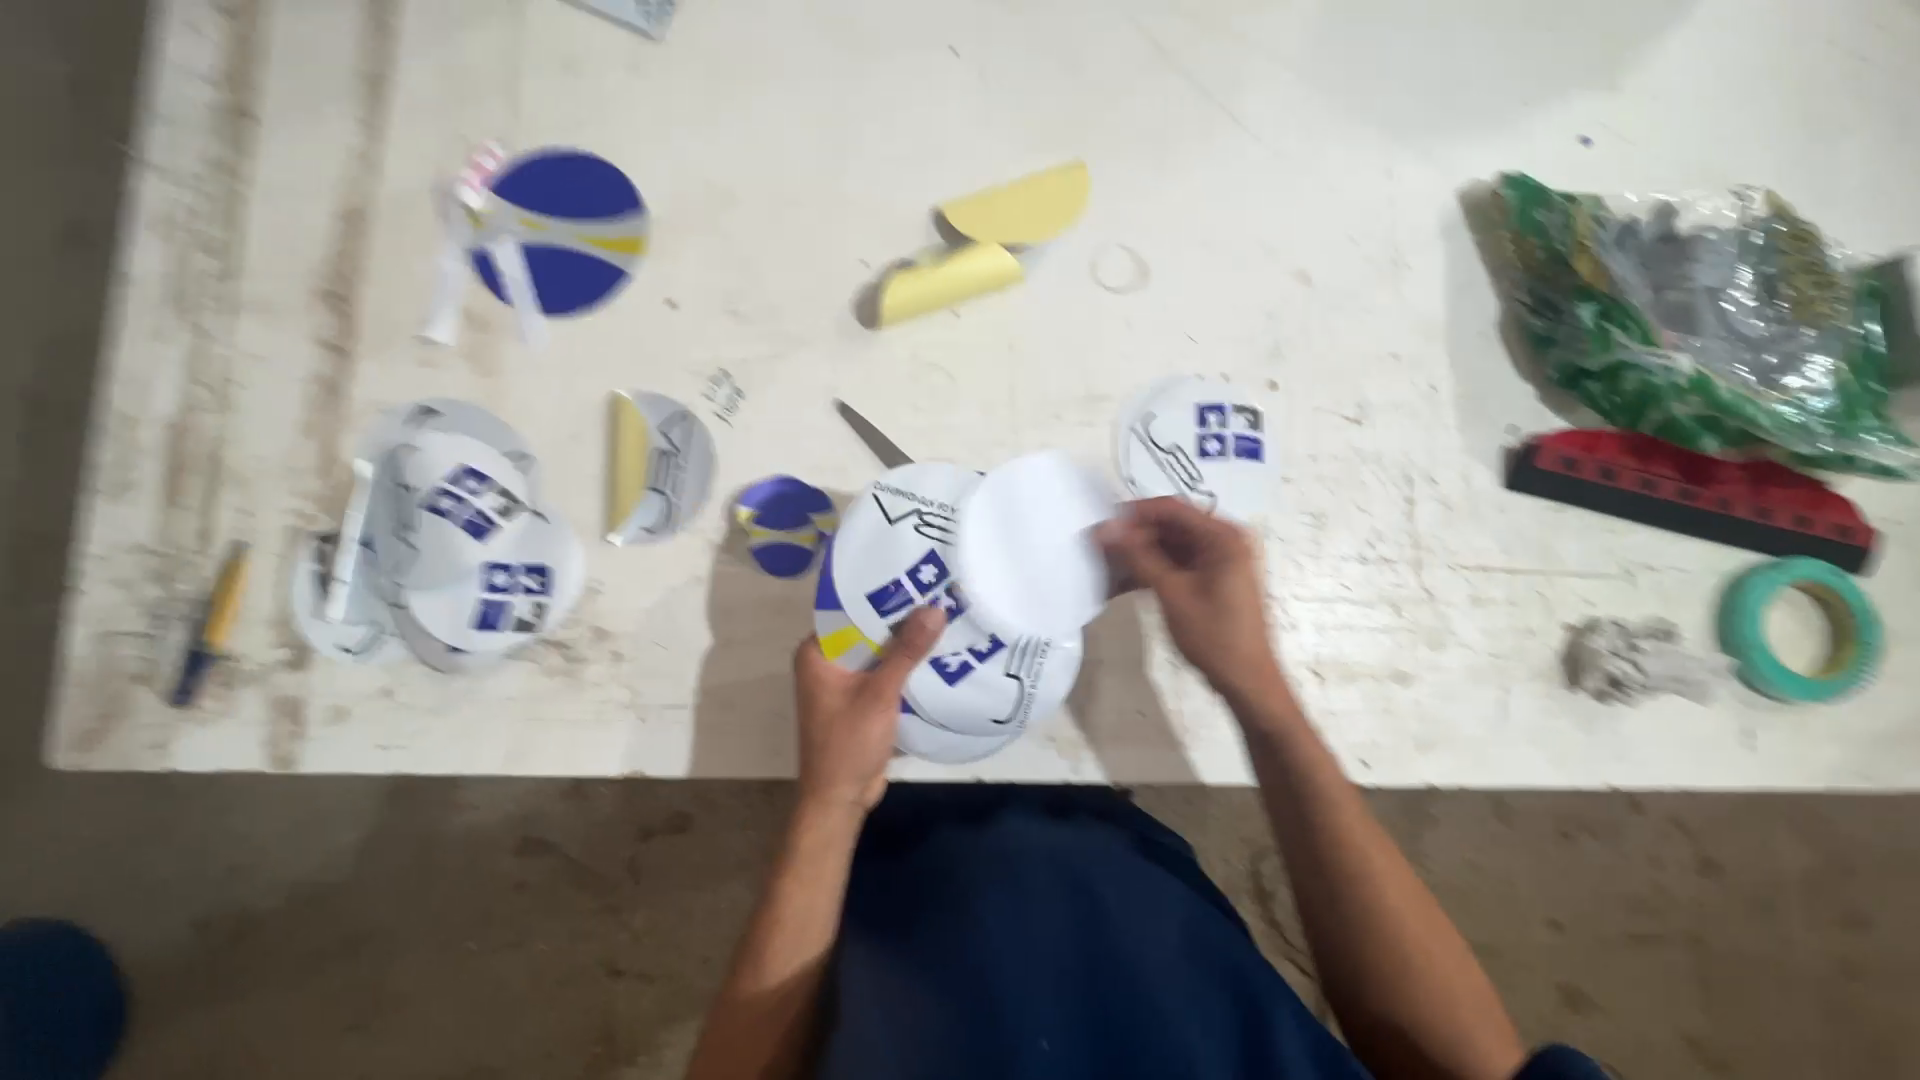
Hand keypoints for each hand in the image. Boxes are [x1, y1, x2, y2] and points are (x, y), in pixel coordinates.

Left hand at [791, 606, 944, 814]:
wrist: (840, 800)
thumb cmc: (848, 744)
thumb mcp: (879, 694)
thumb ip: (906, 652)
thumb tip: (935, 608)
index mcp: (816, 653)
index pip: (848, 610)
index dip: (881, 593)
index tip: (915, 576)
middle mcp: (826, 662)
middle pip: (866, 630)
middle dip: (900, 617)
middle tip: (938, 592)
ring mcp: (843, 683)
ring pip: (878, 652)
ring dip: (905, 643)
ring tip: (945, 616)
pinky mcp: (860, 701)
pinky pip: (884, 673)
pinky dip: (905, 666)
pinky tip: (937, 653)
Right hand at [1097, 497, 1282, 701]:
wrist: (1247, 680)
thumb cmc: (1214, 635)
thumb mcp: (1171, 593)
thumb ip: (1137, 557)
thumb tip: (1104, 528)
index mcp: (1223, 536)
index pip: (1171, 509)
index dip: (1133, 514)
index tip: (1100, 527)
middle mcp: (1223, 540)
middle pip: (1169, 526)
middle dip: (1133, 538)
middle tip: (1098, 551)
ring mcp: (1218, 561)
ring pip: (1169, 547)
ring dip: (1138, 556)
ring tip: (1104, 569)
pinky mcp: (1210, 580)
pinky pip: (1175, 565)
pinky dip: (1151, 572)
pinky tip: (1121, 585)